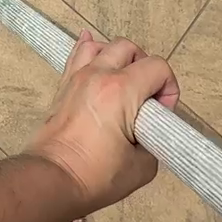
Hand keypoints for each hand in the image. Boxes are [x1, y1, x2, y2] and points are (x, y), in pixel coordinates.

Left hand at [22, 31, 178, 215]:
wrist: (54, 176)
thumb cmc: (97, 174)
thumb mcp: (143, 166)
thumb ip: (154, 139)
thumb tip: (149, 127)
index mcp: (121, 90)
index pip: (157, 67)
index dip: (168, 88)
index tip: (162, 113)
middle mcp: (98, 74)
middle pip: (129, 48)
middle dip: (146, 68)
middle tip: (147, 99)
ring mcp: (78, 75)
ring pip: (102, 45)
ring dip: (119, 58)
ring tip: (125, 82)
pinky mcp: (64, 83)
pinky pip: (78, 53)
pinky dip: (91, 48)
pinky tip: (98, 53)